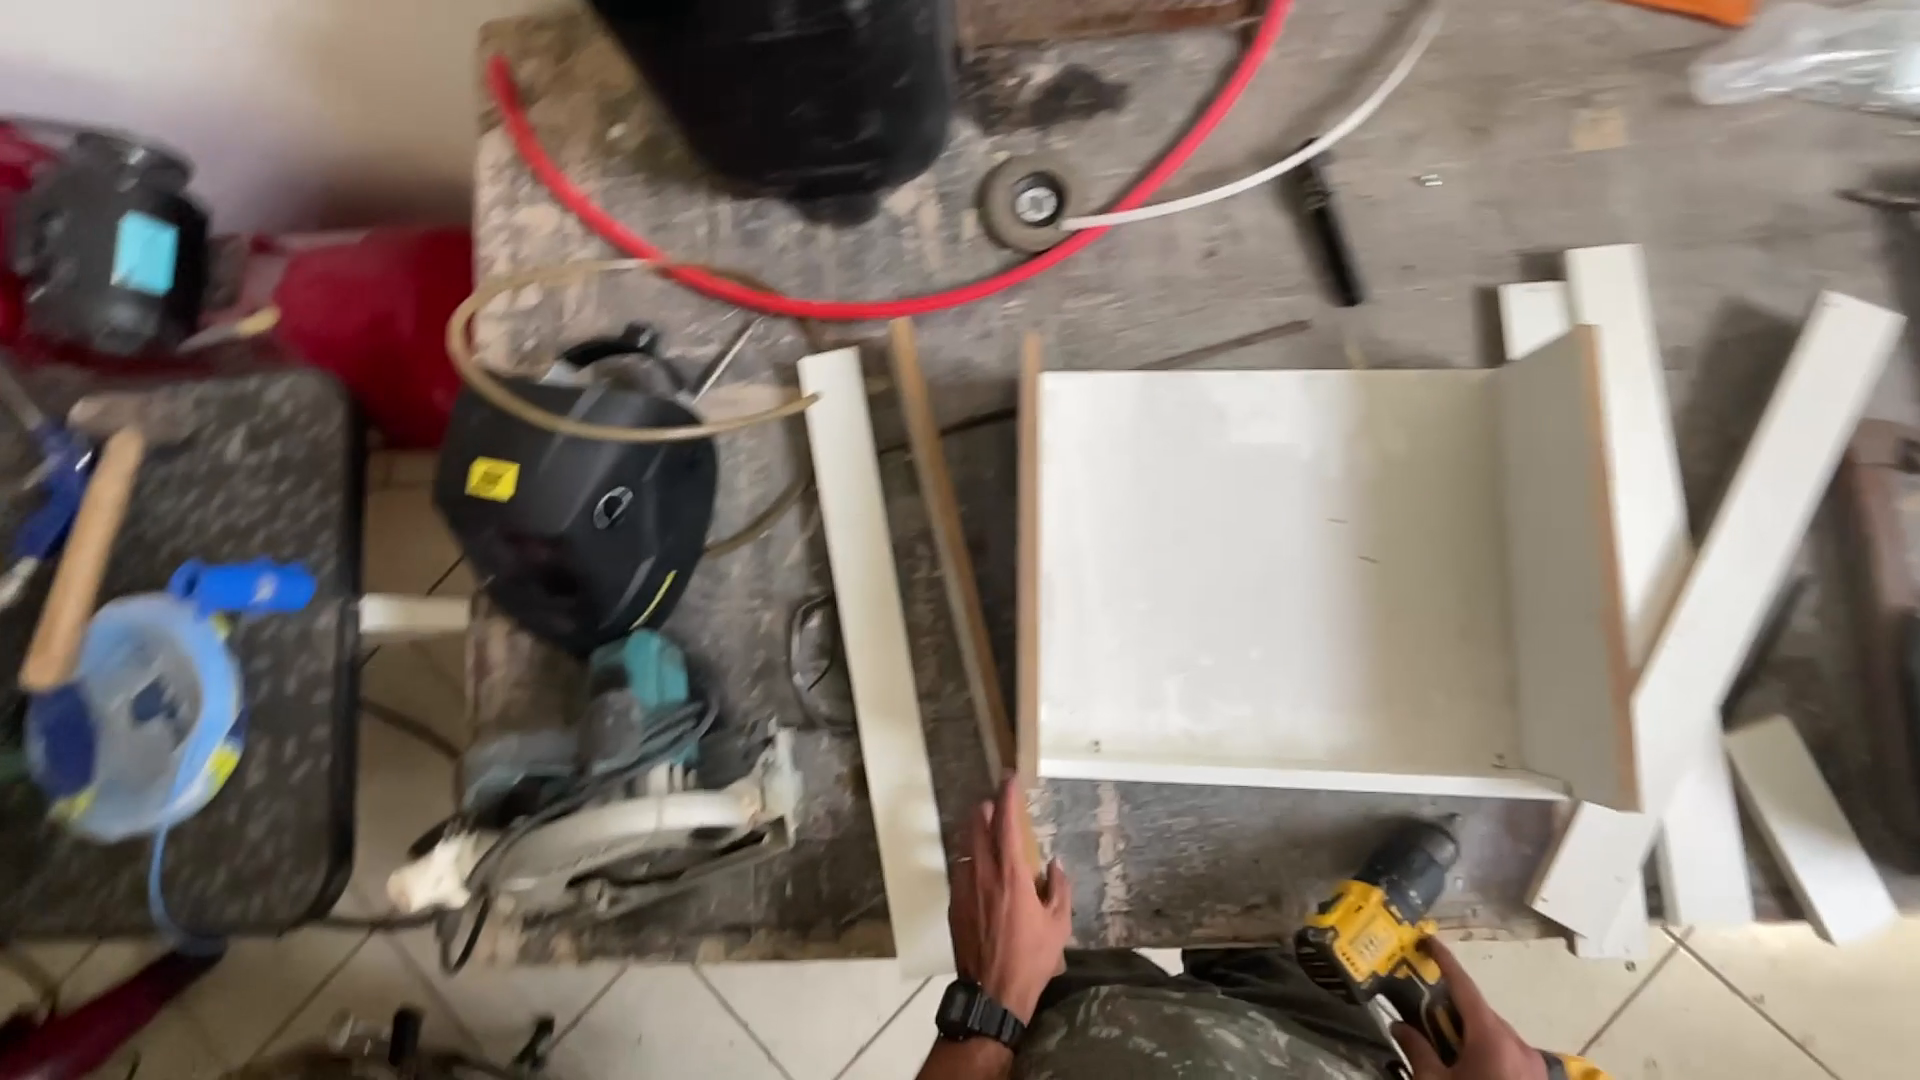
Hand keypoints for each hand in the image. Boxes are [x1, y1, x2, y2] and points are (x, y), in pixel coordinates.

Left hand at [947, 776, 1071, 1023]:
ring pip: (965, 843)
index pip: (1006, 822)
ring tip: (987, 829)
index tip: (1009, 777)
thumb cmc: (1031, 958)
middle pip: (977, 824)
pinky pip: (960, 867)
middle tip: (997, 803)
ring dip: (975, 830)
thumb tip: (1054, 865)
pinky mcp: (953, 903)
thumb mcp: (1059, 925)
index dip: (1007, 795)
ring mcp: (963, 886)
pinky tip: (978, 865)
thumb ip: (1059, 889)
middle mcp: (983, 872)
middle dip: (986, 807)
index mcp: (1011, 873)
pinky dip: (969, 856)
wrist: (992, 994)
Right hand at [1390, 940, 1547, 1079]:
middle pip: (1480, 1012)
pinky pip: (1509, 1055)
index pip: (1464, 986)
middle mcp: (1518, 1045)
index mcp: (1492, 1037)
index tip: (1428, 940)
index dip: (1445, 961)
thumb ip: (1418, 1050)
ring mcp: (1535, 1066)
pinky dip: (1487, 1051)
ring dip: (1471, 1034)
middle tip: (1425, 1012)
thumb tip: (1400, 1026)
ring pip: (1496, 1035)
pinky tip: (1472, 1069)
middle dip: (1453, 1008)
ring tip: (1447, 1048)